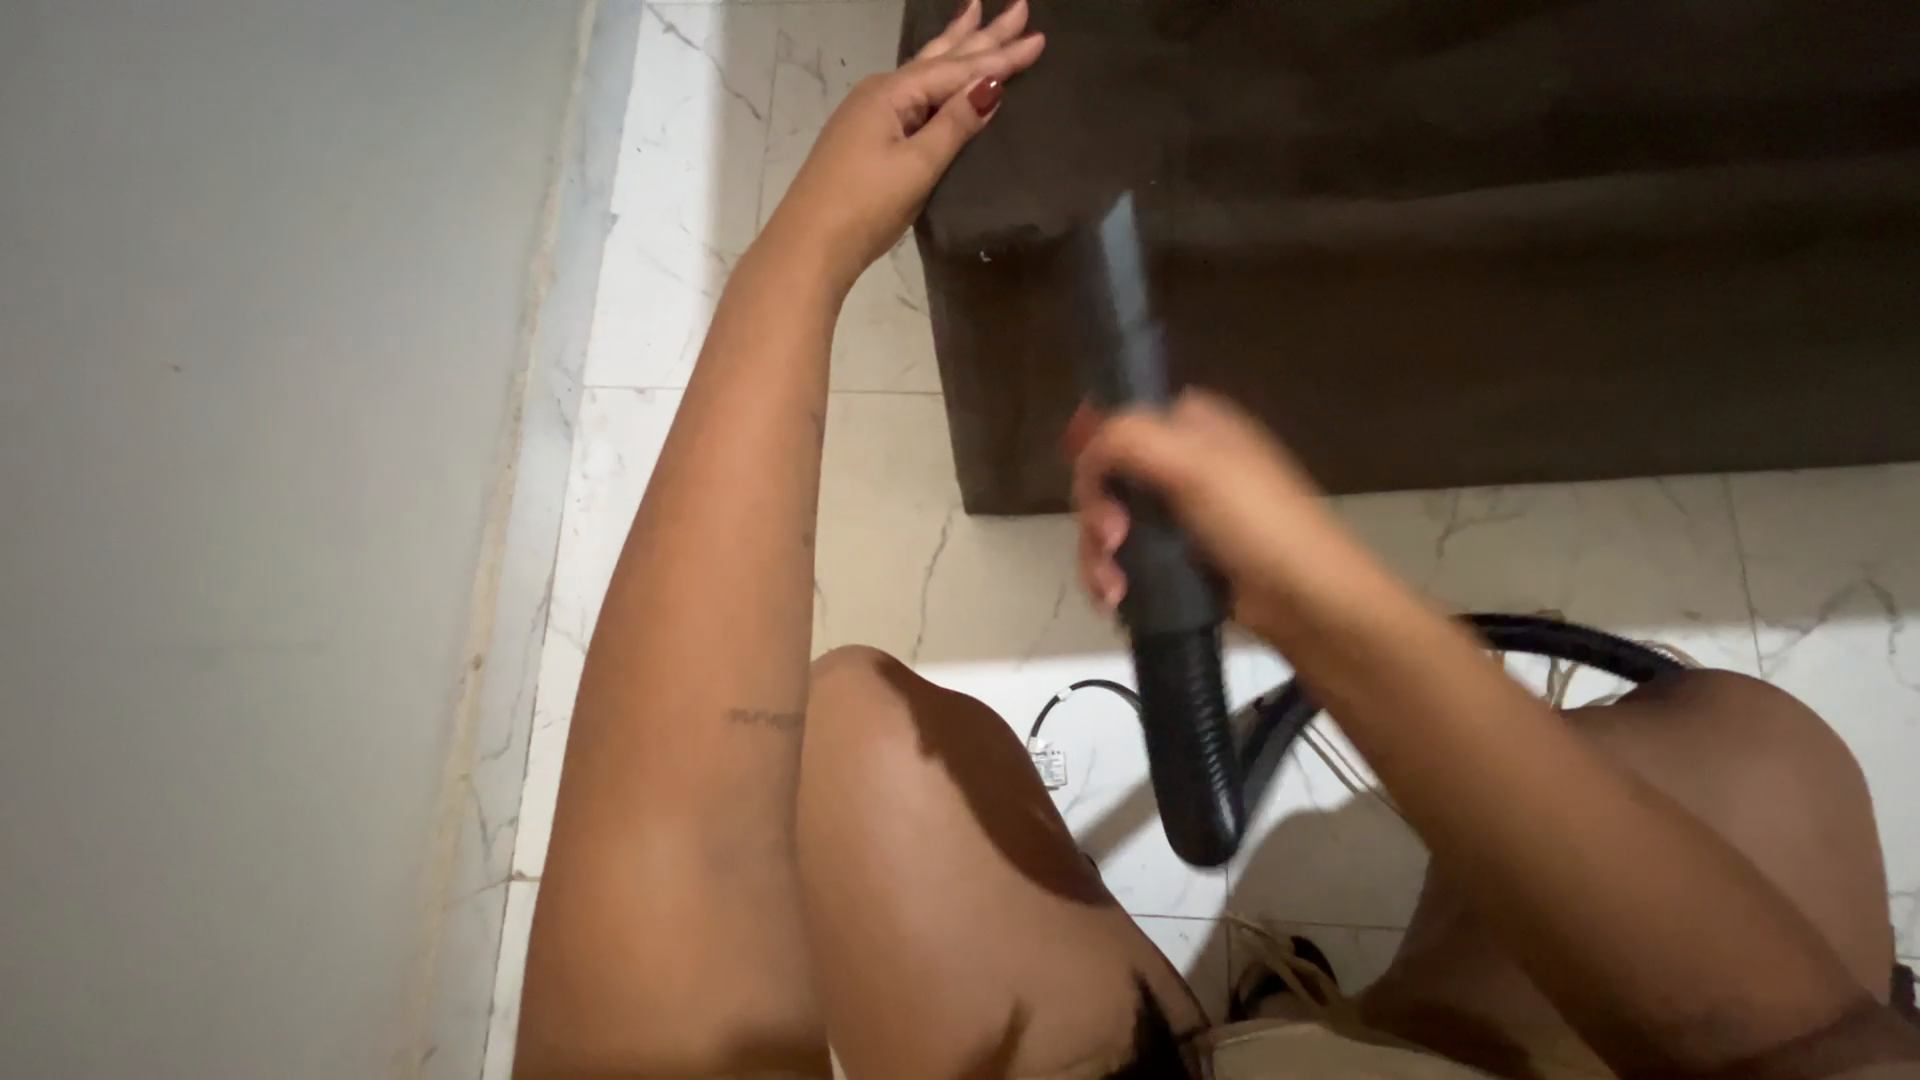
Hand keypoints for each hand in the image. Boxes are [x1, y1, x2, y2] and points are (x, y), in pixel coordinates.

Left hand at [763, 0, 1044, 288]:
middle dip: (979, 36)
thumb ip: (953, 125)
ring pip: (921, 74)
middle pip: (938, 59)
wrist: (810, 246)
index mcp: (892, 94)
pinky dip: (933, 81)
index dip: (998, 56)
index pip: (956, 70)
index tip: (1037, 38)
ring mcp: (867, 117)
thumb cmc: (864, 206)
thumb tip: (990, 85)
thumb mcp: (915, 166)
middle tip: (1017, 8)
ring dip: (952, 48)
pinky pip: (910, 98)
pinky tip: (935, 78)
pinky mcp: (863, 142)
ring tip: (974, 16)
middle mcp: (879, 94)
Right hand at [1069, 390, 1371, 637]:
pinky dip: (1109, 578)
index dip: (1093, 453)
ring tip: (1113, 588)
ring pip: (1106, 524)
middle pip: (1104, 479)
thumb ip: (1127, 439)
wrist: (1306, 600)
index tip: (1092, 489)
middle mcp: (1178, 461)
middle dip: (1096, 515)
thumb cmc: (1258, 523)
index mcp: (1189, 425)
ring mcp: (1174, 513)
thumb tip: (1081, 451)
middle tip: (1113, 541)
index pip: (1116, 421)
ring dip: (1098, 556)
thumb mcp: (1195, 466)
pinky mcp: (1171, 557)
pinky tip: (1114, 599)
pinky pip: (1120, 558)